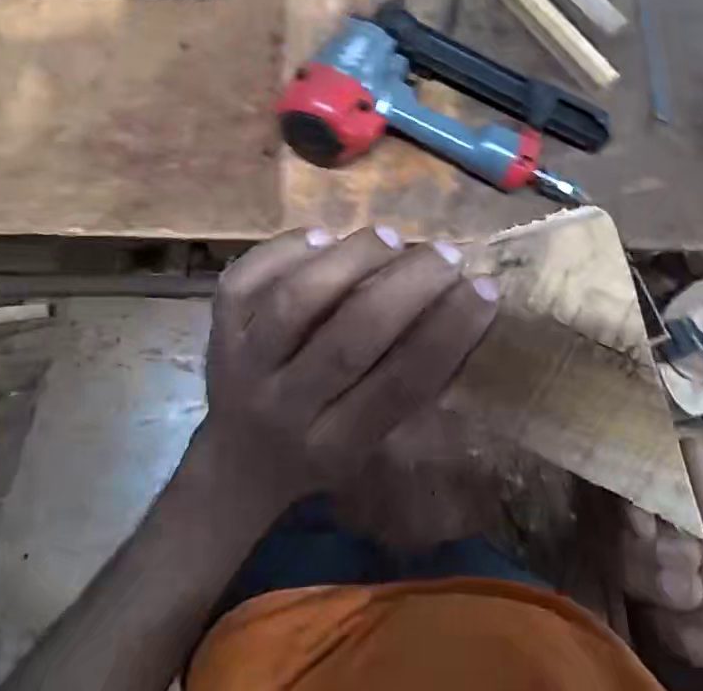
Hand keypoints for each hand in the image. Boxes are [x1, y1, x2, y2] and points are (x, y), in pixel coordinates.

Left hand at [186, 225, 499, 515]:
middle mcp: (286, 407)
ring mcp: (242, 367)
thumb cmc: (328, 447)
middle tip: (446, 253)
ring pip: (296, 302)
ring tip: (391, 237)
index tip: (485, 286)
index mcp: (338, 442)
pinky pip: (246, 280)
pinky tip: (324, 238)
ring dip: (351, 260)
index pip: (401, 384)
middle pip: (350, 338)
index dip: (449, 331)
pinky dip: (288, 249)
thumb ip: (412, 380)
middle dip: (408, 286)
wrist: (239, 465)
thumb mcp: (375, 438)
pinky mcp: (216, 332)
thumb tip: (464, 301)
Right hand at [620, 430, 702, 690]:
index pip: (650, 447)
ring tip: (700, 604)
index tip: (646, 517)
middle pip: (623, 502)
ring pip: (624, 553)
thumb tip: (683, 450)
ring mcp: (680, 548)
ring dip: (652, 582)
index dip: (634, 476)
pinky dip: (673, 631)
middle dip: (643, 543)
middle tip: (687, 570)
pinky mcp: (684, 601)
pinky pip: (648, 610)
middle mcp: (683, 495)